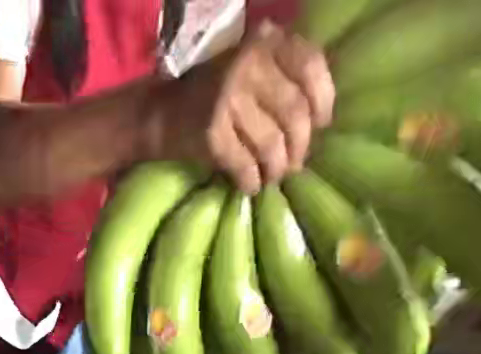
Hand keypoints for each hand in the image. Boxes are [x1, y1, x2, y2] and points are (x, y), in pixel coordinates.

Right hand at [155, 21, 336, 193]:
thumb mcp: (252, 70)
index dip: (322, 104)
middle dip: (299, 148)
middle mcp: (247, 63)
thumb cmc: (214, 97)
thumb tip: (319, 123)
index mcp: (263, 42)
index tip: (318, 126)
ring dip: (275, 170)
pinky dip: (251, 182)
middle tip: (292, 165)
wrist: (159, 114)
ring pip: (272, 145)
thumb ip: (285, 79)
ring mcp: (227, 97)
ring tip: (271, 177)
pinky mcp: (211, 132)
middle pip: (295, 114)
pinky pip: (245, 166)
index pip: (311, 69)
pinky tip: (249, 185)